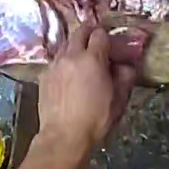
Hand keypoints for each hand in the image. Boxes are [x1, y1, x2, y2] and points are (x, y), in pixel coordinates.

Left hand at [34, 23, 135, 162]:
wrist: (64, 135)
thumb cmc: (95, 120)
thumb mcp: (119, 100)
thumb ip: (124, 77)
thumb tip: (125, 65)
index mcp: (92, 59)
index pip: (99, 35)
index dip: (106, 36)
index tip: (110, 41)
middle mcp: (70, 56)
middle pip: (79, 33)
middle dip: (89, 32)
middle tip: (95, 39)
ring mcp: (54, 64)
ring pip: (65, 45)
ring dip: (75, 45)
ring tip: (82, 56)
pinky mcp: (43, 75)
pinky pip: (55, 60)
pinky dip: (64, 61)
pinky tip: (68, 73)